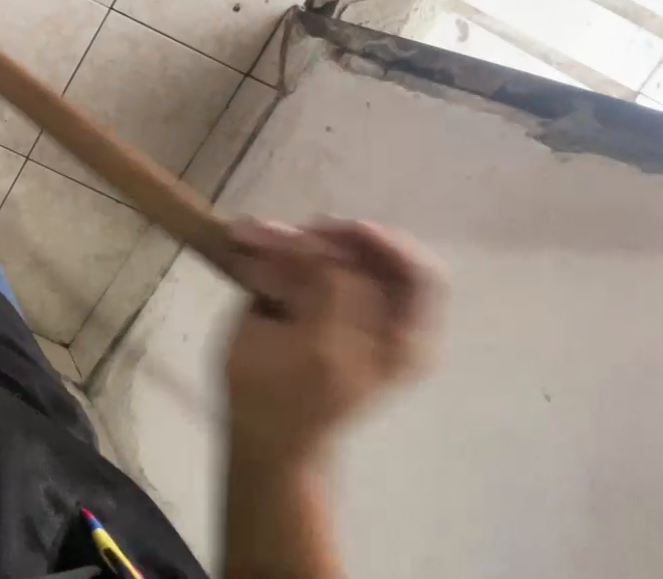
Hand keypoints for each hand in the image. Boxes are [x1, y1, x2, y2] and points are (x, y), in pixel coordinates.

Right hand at [222, 219, 438, 468]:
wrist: (261, 431)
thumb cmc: (291, 398)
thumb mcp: (319, 349)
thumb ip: (334, 293)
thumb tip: (324, 245)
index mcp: (403, 333)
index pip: (415, 270)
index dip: (381, 242)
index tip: (334, 230)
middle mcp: (381, 313)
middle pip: (366, 253)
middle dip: (322, 237)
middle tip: (280, 233)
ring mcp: (343, 304)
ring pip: (327, 252)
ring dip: (289, 238)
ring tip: (249, 233)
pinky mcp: (307, 300)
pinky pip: (299, 261)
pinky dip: (275, 246)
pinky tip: (247, 238)